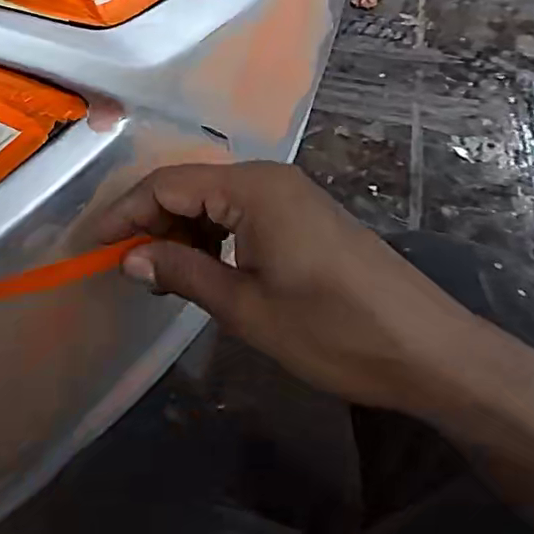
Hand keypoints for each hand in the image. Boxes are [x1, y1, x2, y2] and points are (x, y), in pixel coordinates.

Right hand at [94, 161, 489, 414]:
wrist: (439, 356)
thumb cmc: (337, 332)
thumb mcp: (247, 308)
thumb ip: (182, 272)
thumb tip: (128, 258)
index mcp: (252, 188)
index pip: (166, 185)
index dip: (125, 213)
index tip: (94, 245)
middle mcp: (268, 177)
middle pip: (187, 186)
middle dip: (151, 223)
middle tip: (126, 265)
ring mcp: (289, 193)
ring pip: (211, 199)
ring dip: (179, 231)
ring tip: (163, 274)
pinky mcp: (302, 214)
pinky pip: (238, 212)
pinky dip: (210, 235)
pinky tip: (204, 268)